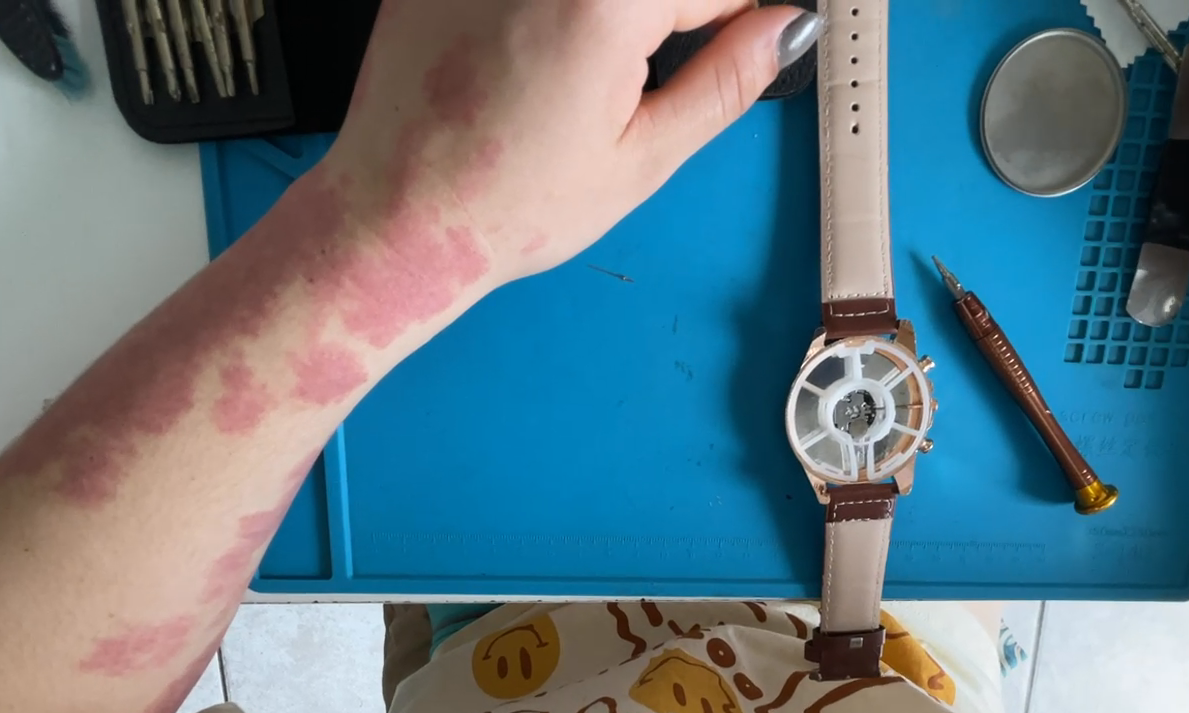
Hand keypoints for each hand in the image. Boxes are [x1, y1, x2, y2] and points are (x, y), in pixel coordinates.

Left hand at [326, 0, 818, 287]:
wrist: (402, 217)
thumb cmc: (512, 207)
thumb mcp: (638, 161)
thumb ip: (721, 84)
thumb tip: (786, 29)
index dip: (747, 10)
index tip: (754, 35)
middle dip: (683, 12)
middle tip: (676, 54)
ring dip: (629, 16)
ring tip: (603, 74)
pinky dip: (565, 14)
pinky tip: (550, 59)